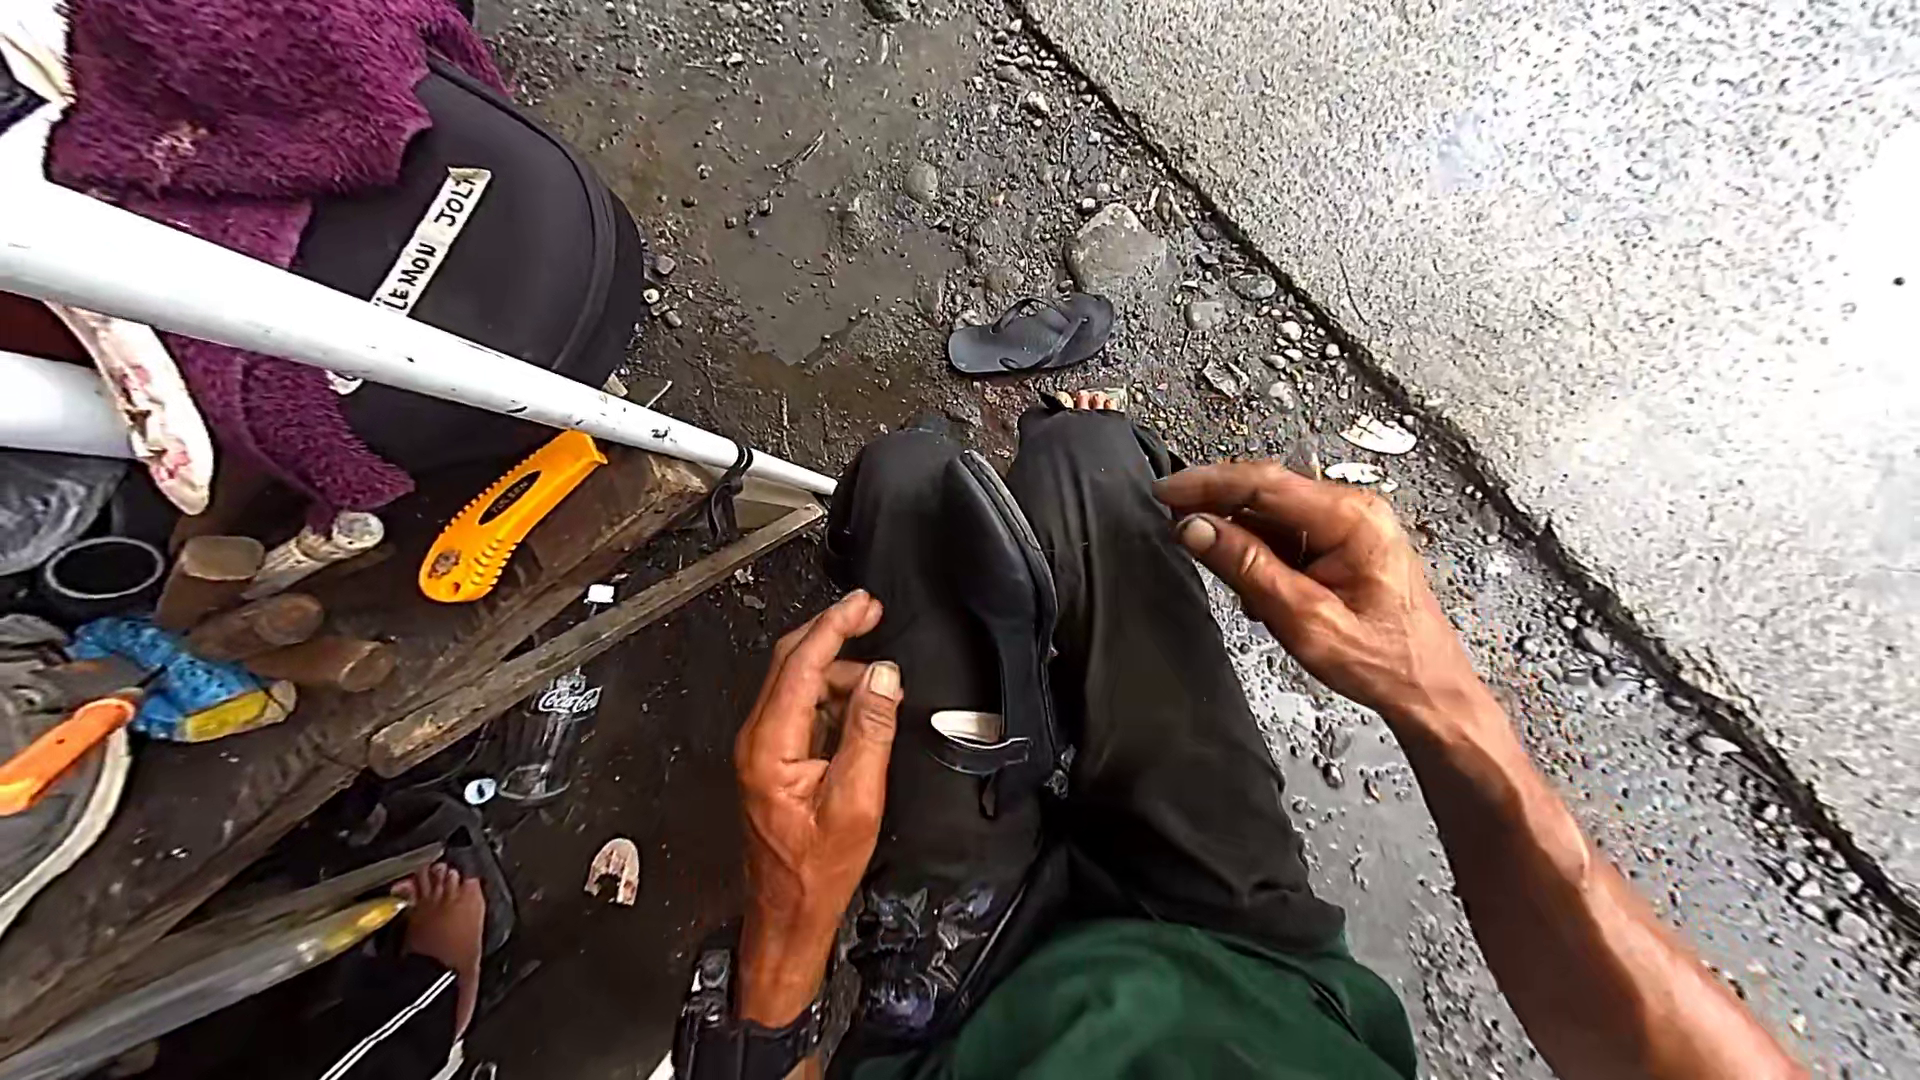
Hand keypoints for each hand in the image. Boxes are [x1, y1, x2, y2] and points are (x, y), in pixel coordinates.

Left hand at [733, 589, 902, 1025]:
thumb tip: (883, 677)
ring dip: (840, 669)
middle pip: (792, 661)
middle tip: (869, 612)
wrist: (788, 914)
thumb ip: (870, 730)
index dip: (834, 626)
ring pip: (800, 680)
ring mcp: (764, 745)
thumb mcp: (857, 800)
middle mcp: (758, 738)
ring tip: (878, 685)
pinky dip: (834, 693)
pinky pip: (805, 704)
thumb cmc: (816, 870)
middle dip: (832, 631)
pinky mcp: (775, 754)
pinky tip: (860, 706)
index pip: (802, 664)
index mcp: (770, 745)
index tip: (862, 606)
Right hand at [1154, 461, 1483, 730]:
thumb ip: (1245, 567)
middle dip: (1213, 505)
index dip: (1205, 484)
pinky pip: (1280, 531)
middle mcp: (1351, 510)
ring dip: (1234, 536)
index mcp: (1351, 519)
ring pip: (1267, 512)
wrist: (1425, 687)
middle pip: (1262, 490)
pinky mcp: (1337, 539)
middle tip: (1174, 524)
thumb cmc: (1380, 659)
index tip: (1165, 492)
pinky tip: (1255, 586)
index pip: (1261, 483)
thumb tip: (1196, 527)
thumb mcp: (1302, 617)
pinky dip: (1254, 551)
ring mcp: (1345, 523)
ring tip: (1226, 577)